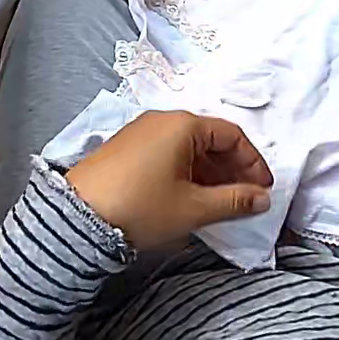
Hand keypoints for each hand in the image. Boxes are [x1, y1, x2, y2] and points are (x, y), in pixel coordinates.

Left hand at [67, 111, 273, 249]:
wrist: (75, 219)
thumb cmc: (140, 206)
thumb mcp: (193, 207)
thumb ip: (234, 201)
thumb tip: (262, 198)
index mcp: (182, 125)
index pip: (232, 135)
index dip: (252, 162)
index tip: (263, 188)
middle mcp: (163, 120)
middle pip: (210, 139)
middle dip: (232, 169)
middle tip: (246, 197)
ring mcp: (142, 132)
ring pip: (189, 148)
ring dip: (211, 173)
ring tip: (220, 202)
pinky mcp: (127, 148)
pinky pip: (169, 153)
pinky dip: (187, 172)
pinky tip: (190, 196)